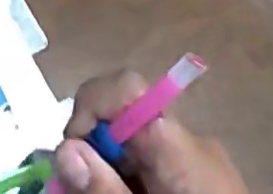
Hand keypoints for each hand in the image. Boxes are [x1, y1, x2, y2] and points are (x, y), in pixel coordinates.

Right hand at [53, 71, 247, 193]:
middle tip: (73, 192)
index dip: (90, 109)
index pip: (127, 88)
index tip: (72, 158)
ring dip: (109, 171)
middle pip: (127, 117)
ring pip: (137, 145)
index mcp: (181, 147)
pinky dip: (131, 183)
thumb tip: (66, 149)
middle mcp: (194, 143)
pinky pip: (156, 166)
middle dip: (92, 148)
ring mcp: (204, 164)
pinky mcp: (206, 184)